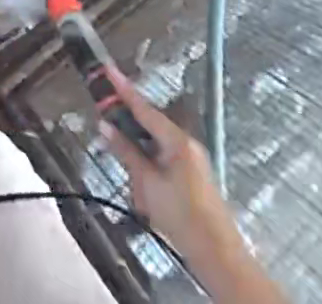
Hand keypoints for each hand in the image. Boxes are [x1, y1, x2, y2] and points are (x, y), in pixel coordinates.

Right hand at [99, 66, 240, 258]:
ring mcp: (191, 158)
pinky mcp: (192, 173)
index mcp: (176, 140)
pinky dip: (150, 164)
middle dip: (129, 129)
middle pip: (149, 124)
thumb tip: (105, 126)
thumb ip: (126, 152)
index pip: (143, 108)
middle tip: (109, 128)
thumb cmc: (180, 215)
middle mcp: (186, 143)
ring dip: (139, 155)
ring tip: (137, 185)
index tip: (108, 68)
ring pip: (155, 144)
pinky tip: (145, 185)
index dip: (123, 88)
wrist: (216, 253)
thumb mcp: (147, 183)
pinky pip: (164, 157)